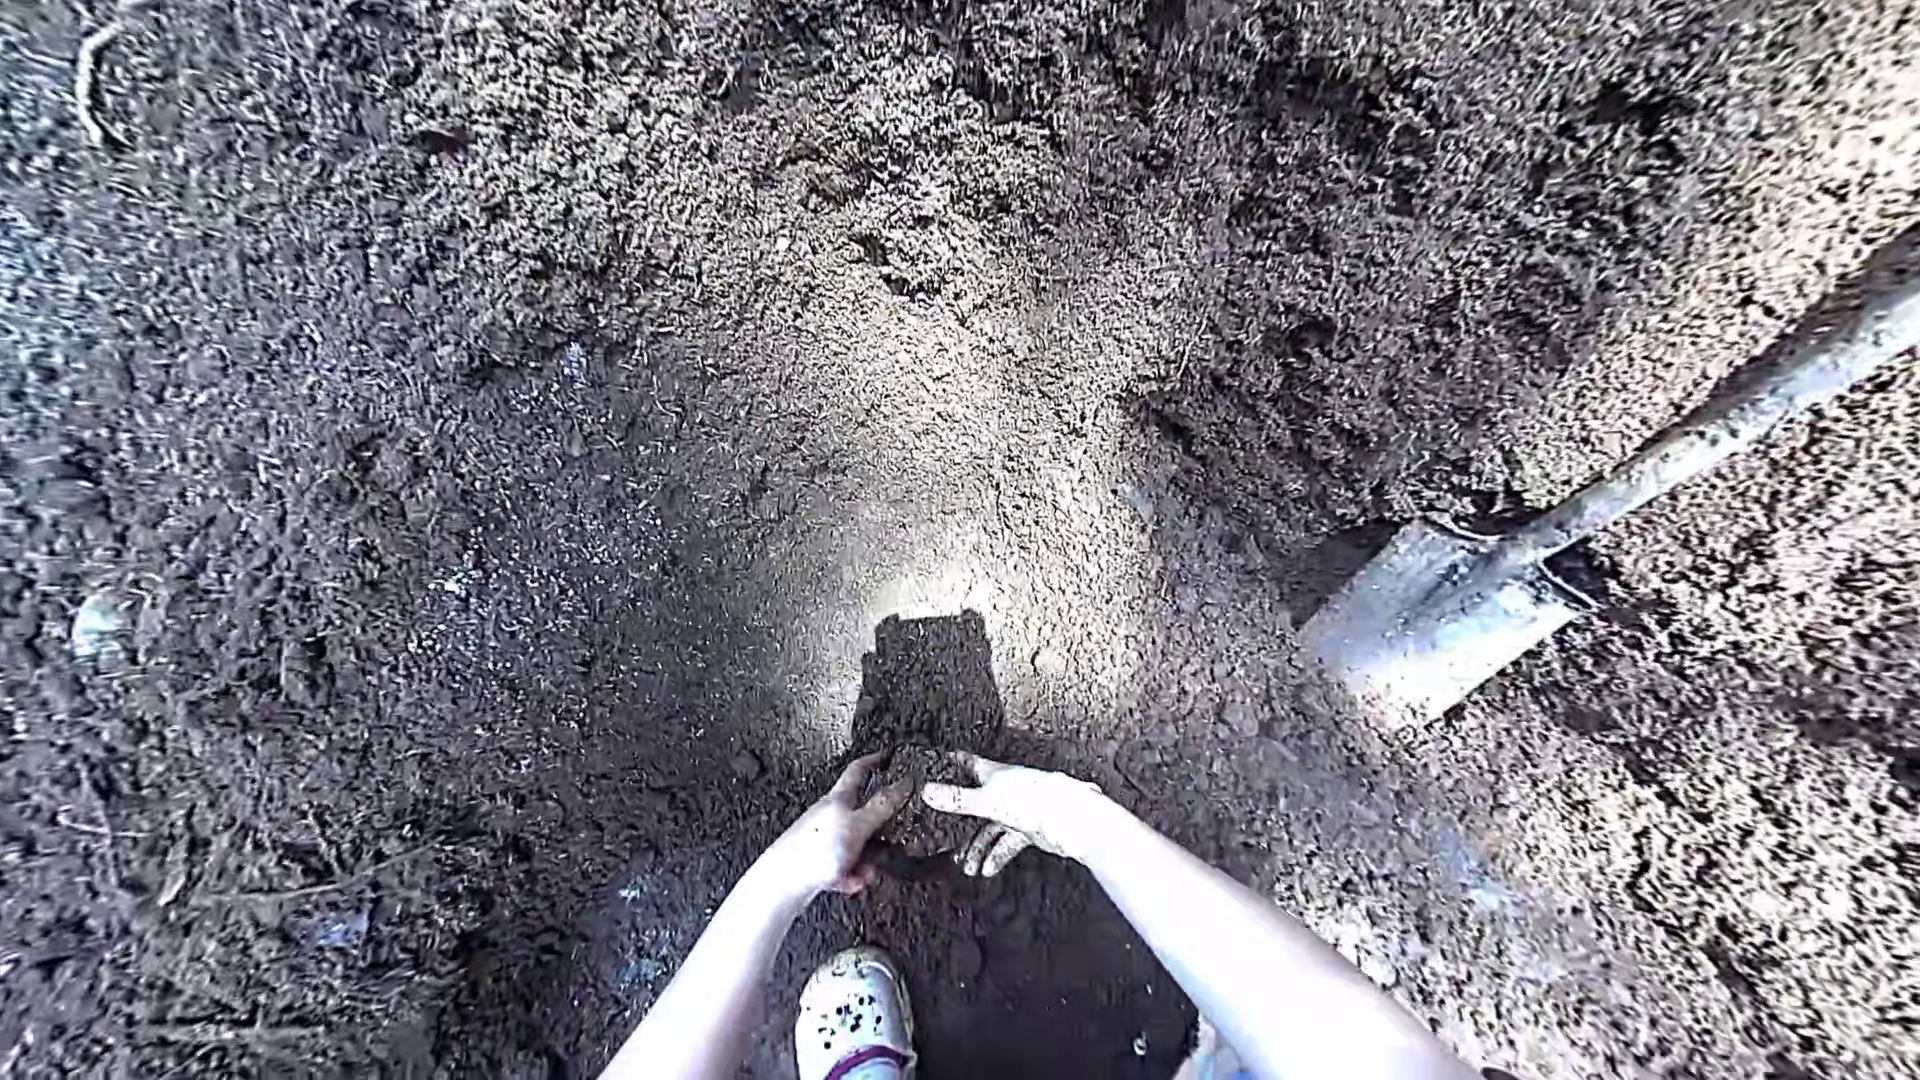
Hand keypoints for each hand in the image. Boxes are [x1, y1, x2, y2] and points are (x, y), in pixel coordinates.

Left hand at [753, 751, 910, 900]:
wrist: (780, 886)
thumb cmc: (813, 850)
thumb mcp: (858, 825)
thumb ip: (882, 805)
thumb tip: (905, 782)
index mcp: (839, 798)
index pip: (859, 769)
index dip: (875, 760)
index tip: (889, 756)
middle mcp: (832, 814)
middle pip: (864, 812)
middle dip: (880, 830)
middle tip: (890, 841)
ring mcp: (825, 838)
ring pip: (859, 844)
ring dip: (867, 860)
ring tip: (864, 872)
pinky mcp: (820, 862)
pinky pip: (847, 866)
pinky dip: (851, 875)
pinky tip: (849, 883)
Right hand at [921, 753, 1117, 876]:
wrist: (1069, 820)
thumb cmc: (1031, 800)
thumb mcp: (988, 800)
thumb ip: (958, 799)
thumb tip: (927, 790)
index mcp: (996, 774)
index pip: (969, 764)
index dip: (954, 764)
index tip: (939, 762)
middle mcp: (1005, 789)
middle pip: (977, 803)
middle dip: (961, 821)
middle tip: (945, 837)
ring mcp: (1018, 809)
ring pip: (991, 827)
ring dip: (979, 846)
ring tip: (968, 867)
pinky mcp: (1029, 828)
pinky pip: (1007, 842)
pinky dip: (997, 855)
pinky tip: (988, 869)